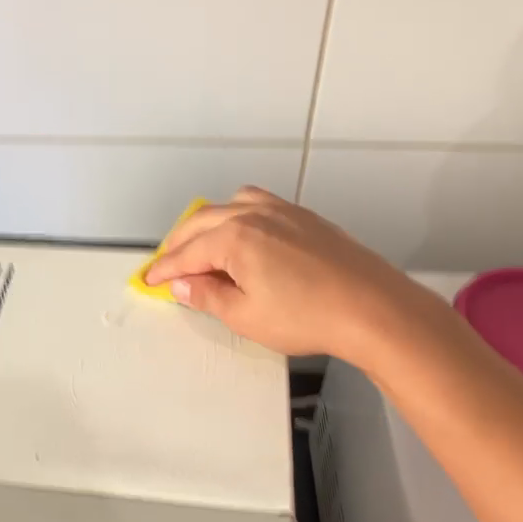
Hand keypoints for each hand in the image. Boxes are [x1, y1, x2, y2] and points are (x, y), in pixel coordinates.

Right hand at [142, 187, 414, 358]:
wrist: (372, 309)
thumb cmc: (309, 316)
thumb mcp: (245, 316)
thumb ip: (208, 297)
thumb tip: (183, 285)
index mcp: (234, 236)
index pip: (186, 252)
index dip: (165, 269)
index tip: (150, 280)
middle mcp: (256, 214)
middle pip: (203, 222)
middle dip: (180, 243)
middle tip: (167, 264)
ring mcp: (284, 211)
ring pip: (232, 204)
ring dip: (209, 223)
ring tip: (202, 245)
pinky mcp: (307, 219)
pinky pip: (261, 204)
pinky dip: (240, 215)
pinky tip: (245, 235)